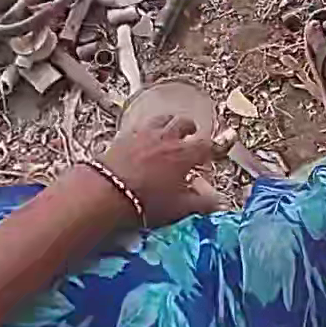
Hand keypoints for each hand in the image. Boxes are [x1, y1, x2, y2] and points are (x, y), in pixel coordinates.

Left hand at [96, 112, 219, 226]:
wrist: (106, 192)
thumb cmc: (146, 200)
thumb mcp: (178, 207)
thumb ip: (201, 203)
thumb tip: (219, 203)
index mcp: (184, 153)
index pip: (206, 145)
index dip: (212, 149)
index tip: (213, 154)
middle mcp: (167, 138)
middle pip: (184, 123)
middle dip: (191, 128)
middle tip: (192, 134)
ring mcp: (145, 134)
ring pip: (162, 119)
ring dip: (169, 123)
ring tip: (169, 130)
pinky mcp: (125, 136)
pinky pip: (140, 127)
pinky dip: (146, 130)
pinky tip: (144, 139)